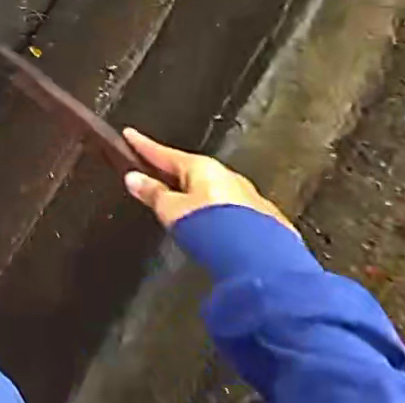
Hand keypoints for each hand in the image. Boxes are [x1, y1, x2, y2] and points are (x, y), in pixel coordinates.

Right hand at [121, 128, 296, 232]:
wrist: (266, 268)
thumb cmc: (217, 231)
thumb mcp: (169, 209)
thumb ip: (151, 192)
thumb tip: (135, 180)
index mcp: (203, 167)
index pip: (163, 152)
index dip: (143, 145)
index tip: (131, 135)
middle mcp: (231, 179)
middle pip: (194, 173)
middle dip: (174, 176)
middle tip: (155, 179)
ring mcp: (254, 203)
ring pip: (218, 194)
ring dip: (200, 199)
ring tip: (184, 211)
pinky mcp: (273, 228)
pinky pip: (238, 214)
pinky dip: (222, 218)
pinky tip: (215, 231)